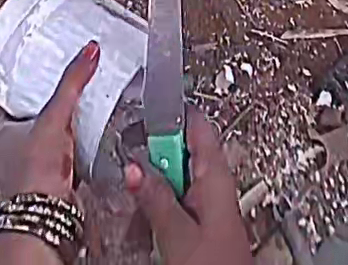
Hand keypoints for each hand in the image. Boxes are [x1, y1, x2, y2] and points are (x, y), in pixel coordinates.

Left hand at [0, 41, 97, 201]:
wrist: (48, 216)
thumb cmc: (36, 169)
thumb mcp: (55, 113)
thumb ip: (72, 82)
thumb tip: (89, 51)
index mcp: (5, 132)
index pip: (19, 103)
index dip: (35, 92)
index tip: (52, 80)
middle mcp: (15, 153)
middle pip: (38, 124)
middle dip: (56, 115)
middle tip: (74, 97)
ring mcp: (34, 172)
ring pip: (53, 145)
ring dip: (68, 137)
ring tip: (85, 119)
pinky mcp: (53, 188)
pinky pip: (68, 163)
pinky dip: (78, 156)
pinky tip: (89, 147)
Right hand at [124, 109, 250, 264]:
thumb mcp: (177, 234)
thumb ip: (154, 195)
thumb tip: (133, 164)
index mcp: (214, 173)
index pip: (193, 121)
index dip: (167, 113)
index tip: (140, 116)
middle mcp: (214, 182)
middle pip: (179, 148)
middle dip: (153, 157)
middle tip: (133, 168)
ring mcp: (208, 203)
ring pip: (174, 176)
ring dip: (153, 185)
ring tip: (137, 201)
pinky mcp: (201, 223)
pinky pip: (175, 200)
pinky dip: (159, 206)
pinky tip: (147, 223)